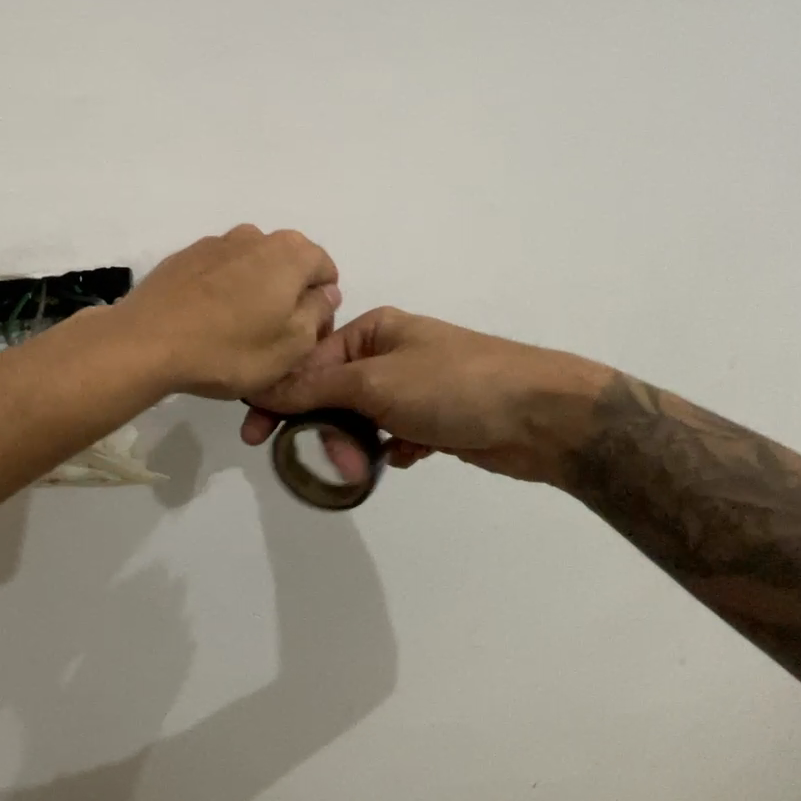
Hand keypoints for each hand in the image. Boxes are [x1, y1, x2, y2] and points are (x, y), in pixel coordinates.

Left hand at [110, 225, 341, 399]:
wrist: (145, 344)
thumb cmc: (228, 350)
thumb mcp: (291, 346)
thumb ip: (317, 313)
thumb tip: (324, 293)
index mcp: (291, 252)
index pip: (325, 272)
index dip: (320, 308)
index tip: (301, 341)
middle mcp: (254, 236)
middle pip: (285, 267)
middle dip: (284, 298)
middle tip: (267, 341)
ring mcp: (212, 244)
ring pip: (248, 269)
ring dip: (248, 295)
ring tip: (230, 334)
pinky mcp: (180, 259)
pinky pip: (213, 275)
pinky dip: (216, 294)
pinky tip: (202, 325)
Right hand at [240, 306, 611, 484]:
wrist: (546, 417)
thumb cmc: (455, 385)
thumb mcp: (374, 382)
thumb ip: (313, 388)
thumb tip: (260, 390)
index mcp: (372, 331)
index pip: (306, 362)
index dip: (277, 397)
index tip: (254, 434)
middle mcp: (388, 354)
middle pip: (329, 393)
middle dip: (319, 428)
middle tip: (308, 459)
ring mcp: (412, 387)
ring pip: (358, 419)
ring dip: (352, 445)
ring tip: (359, 468)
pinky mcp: (433, 419)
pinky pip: (389, 435)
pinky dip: (386, 450)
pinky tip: (396, 460)